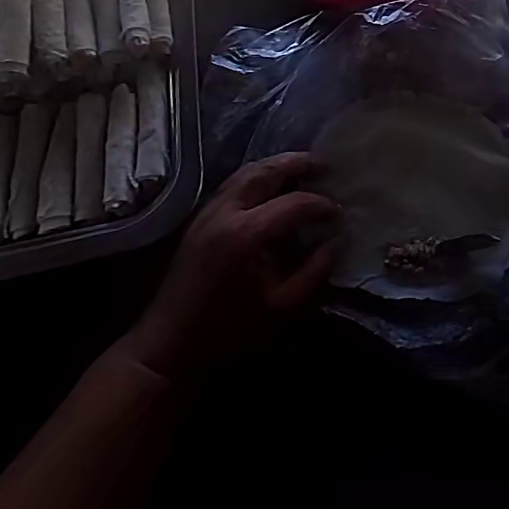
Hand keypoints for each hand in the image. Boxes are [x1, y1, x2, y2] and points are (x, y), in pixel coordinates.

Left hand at [118, 153, 337, 383]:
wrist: (171, 344)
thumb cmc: (228, 332)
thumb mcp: (281, 308)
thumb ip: (312, 273)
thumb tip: (333, 244)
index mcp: (247, 234)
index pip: (293, 203)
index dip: (320, 204)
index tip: (338, 213)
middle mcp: (225, 212)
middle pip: (264, 172)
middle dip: (294, 164)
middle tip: (320, 164)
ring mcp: (207, 211)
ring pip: (243, 173)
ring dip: (273, 167)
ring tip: (298, 169)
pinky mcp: (198, 218)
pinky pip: (231, 184)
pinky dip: (254, 177)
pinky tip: (268, 187)